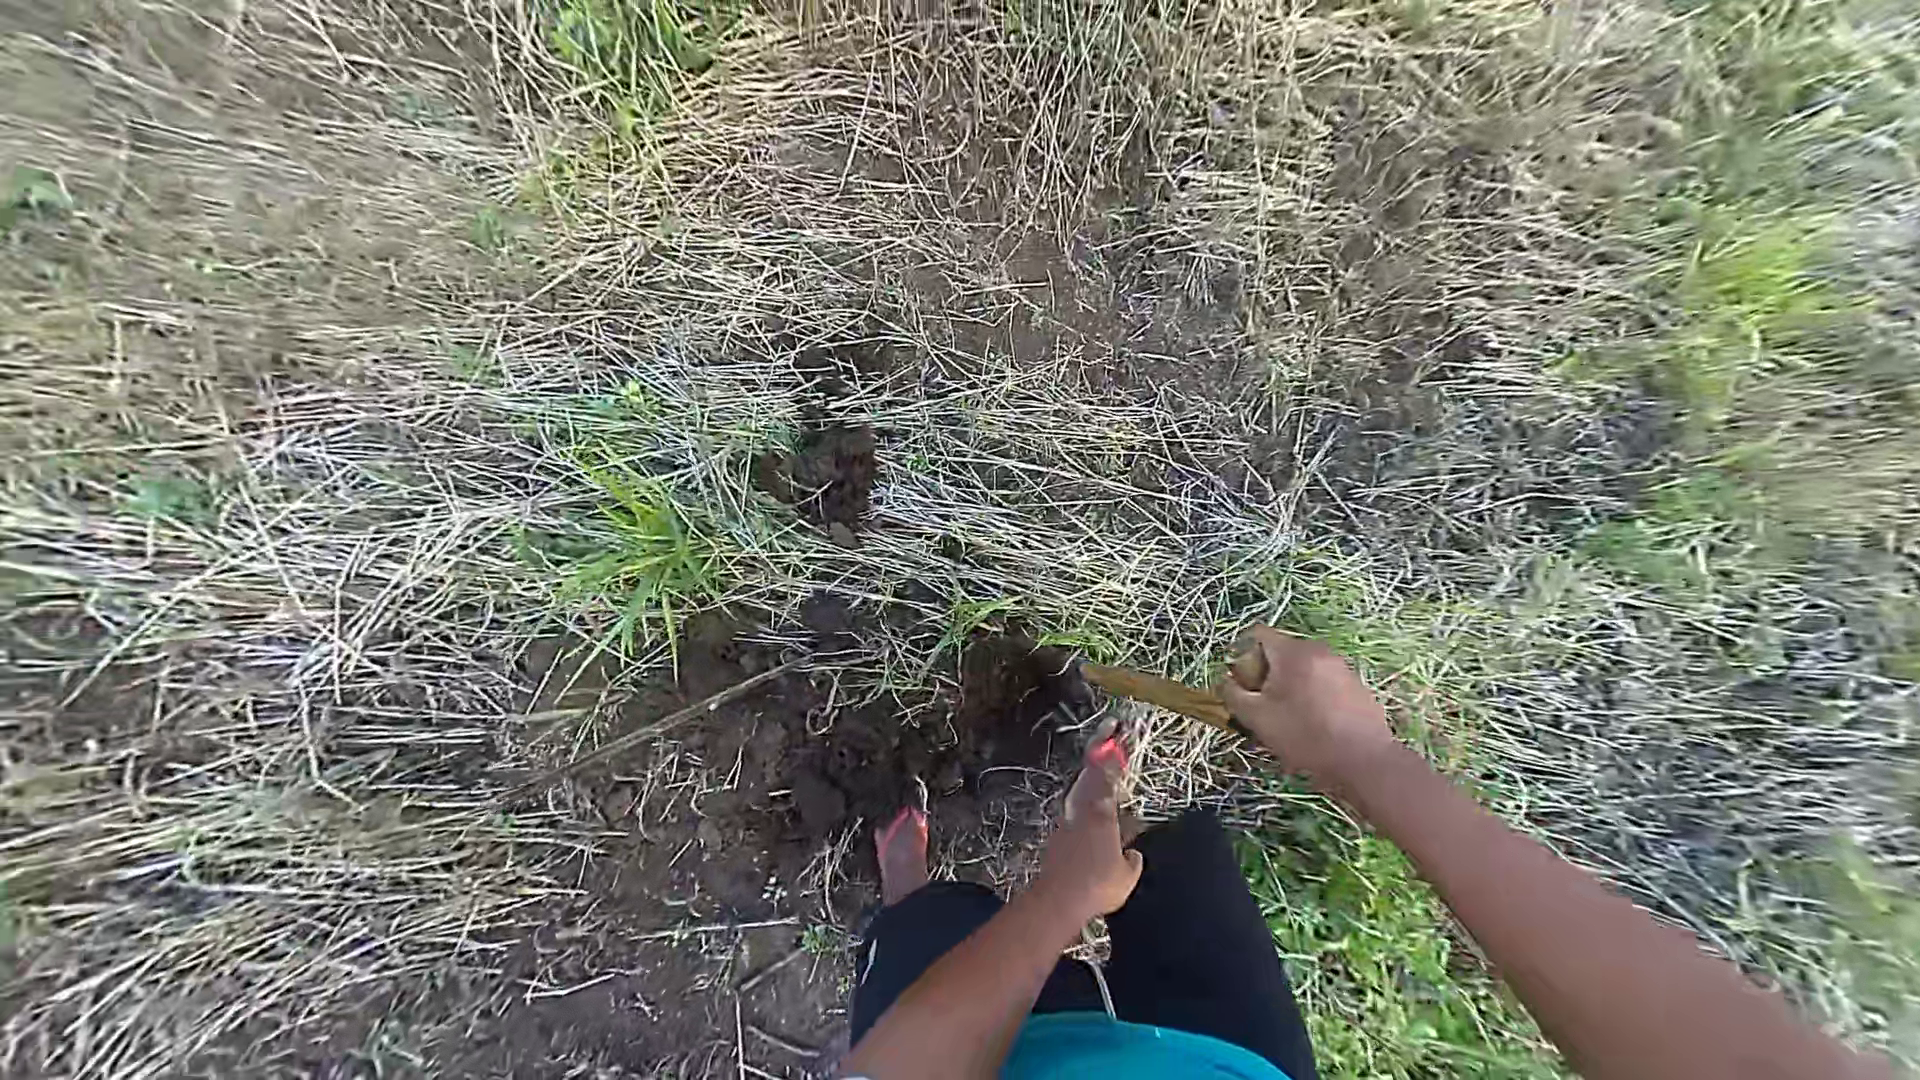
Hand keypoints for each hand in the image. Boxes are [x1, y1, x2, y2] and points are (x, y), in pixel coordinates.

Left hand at [1035, 719, 1143, 919]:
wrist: (1059, 896)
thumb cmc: (1097, 884)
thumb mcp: (1126, 876)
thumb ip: (1131, 861)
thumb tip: (1133, 854)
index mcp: (1102, 813)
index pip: (1107, 775)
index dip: (1111, 754)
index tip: (1115, 734)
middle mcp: (1082, 808)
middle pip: (1089, 772)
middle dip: (1098, 750)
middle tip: (1107, 732)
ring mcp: (1067, 818)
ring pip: (1079, 787)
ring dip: (1089, 773)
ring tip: (1099, 764)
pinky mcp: (1058, 831)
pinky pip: (1074, 806)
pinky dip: (1082, 797)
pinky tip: (1088, 806)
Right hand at [1218, 626, 1400, 792]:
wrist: (1366, 763)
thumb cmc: (1304, 735)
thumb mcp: (1255, 717)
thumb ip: (1231, 693)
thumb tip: (1225, 682)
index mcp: (1293, 652)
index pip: (1257, 634)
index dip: (1240, 654)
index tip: (1239, 682)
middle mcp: (1319, 651)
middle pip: (1279, 651)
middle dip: (1263, 674)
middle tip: (1259, 704)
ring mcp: (1342, 668)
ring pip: (1300, 668)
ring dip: (1285, 686)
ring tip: (1284, 718)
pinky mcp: (1357, 687)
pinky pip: (1321, 681)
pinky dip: (1308, 694)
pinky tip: (1311, 724)